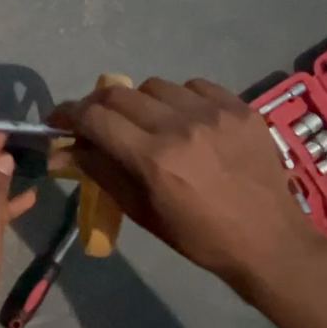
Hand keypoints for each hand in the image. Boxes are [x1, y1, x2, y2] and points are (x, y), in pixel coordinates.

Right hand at [50, 77, 326, 292]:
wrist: (269, 241)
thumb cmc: (198, 236)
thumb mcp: (140, 211)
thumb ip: (100, 172)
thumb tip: (62, 152)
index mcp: (153, 158)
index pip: (94, 118)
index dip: (67, 114)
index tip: (57, 121)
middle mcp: (180, 126)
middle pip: (118, 94)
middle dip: (96, 106)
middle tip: (94, 122)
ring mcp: (213, 113)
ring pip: (154, 86)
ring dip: (139, 102)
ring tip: (145, 122)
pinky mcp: (239, 108)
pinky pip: (195, 86)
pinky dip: (179, 98)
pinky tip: (184, 119)